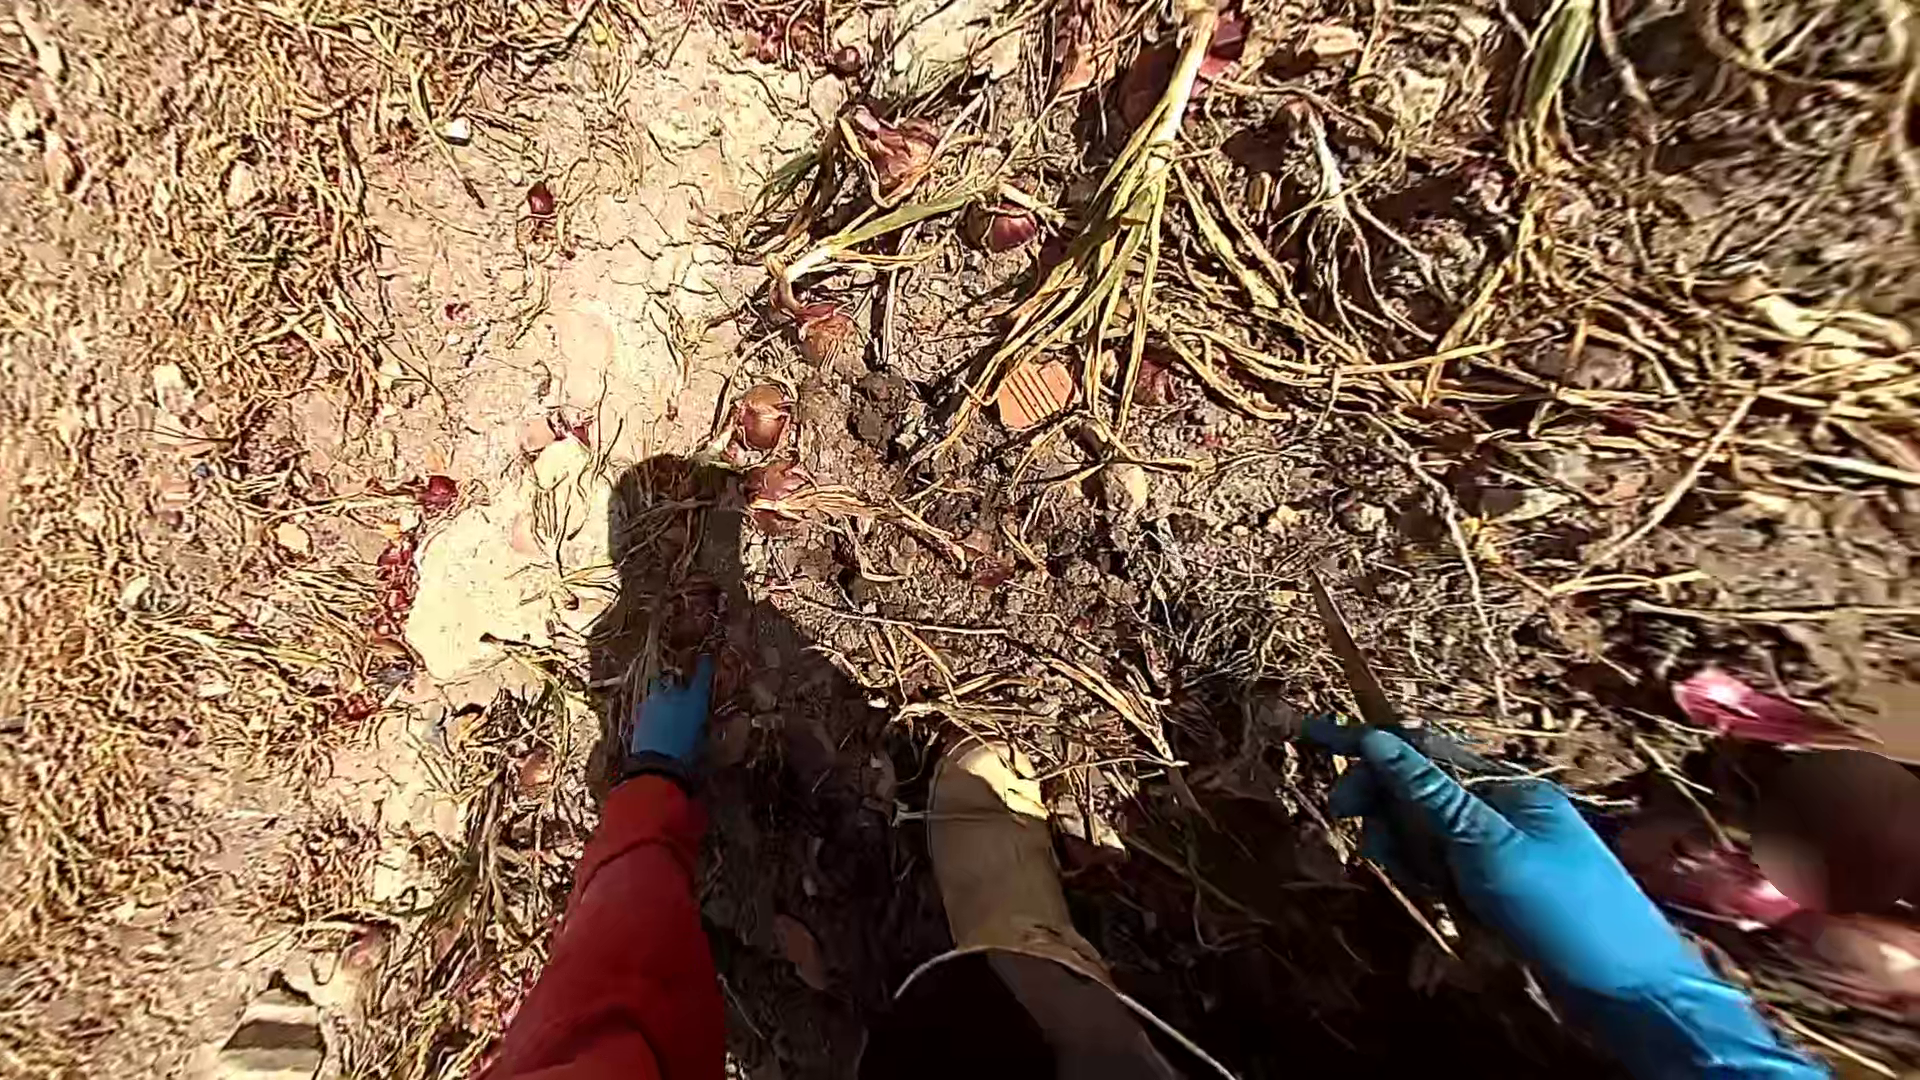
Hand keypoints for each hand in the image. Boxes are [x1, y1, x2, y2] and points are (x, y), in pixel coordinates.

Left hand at [625, 655, 713, 776]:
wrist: (656, 766)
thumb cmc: (688, 754)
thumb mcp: (704, 737)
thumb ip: (703, 722)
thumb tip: (703, 718)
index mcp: (695, 698)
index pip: (703, 675)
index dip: (705, 665)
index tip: (706, 658)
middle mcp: (674, 694)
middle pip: (677, 682)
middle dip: (680, 689)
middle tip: (682, 700)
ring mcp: (654, 702)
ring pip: (660, 692)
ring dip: (664, 698)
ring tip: (666, 713)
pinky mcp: (639, 713)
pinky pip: (649, 705)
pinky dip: (653, 710)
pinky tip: (655, 723)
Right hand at [1307, 719, 1823, 1078]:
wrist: (1635, 1001)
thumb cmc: (1563, 910)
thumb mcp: (1486, 844)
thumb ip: (1426, 789)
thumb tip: (1374, 737)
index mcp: (1501, 785)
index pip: (1417, 748)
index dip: (1363, 741)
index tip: (1312, 734)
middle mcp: (1492, 805)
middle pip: (1410, 786)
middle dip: (1378, 803)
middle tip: (1345, 818)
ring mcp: (1490, 842)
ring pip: (1416, 825)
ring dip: (1402, 846)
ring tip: (1419, 878)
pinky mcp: (1486, 876)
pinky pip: (1433, 858)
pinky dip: (1423, 871)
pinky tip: (1437, 893)